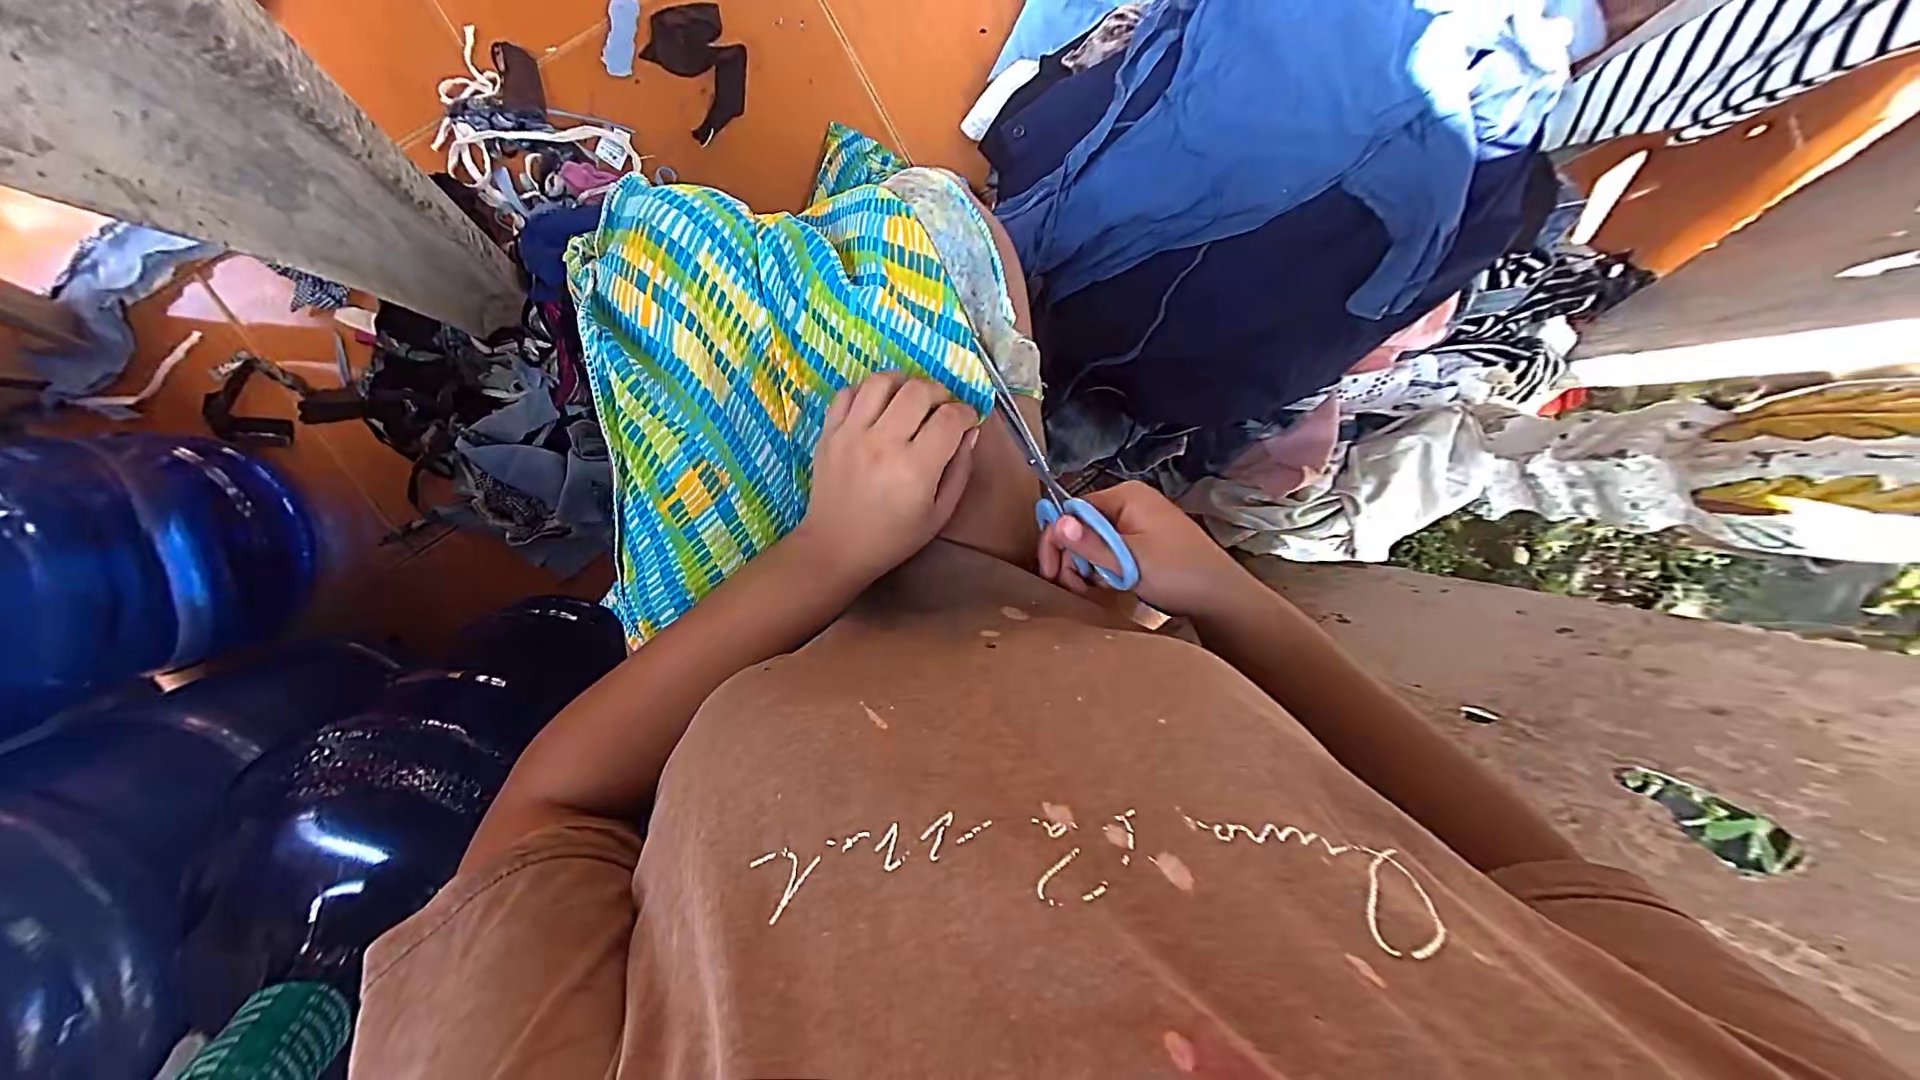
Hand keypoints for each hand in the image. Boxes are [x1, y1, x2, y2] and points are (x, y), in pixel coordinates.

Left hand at [792, 373, 979, 584]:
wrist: (837, 547)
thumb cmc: (893, 537)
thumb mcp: (940, 513)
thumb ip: (959, 470)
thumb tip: (970, 432)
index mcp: (915, 469)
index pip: (950, 418)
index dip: (967, 413)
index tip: (968, 420)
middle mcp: (883, 444)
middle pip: (919, 390)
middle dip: (940, 393)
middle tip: (942, 409)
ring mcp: (851, 434)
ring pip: (882, 381)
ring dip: (904, 383)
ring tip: (910, 399)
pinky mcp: (829, 432)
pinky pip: (849, 392)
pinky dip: (868, 391)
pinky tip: (879, 406)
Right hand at [1037, 481, 1254, 618]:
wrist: (1221, 597)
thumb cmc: (1178, 573)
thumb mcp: (1127, 561)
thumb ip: (1090, 544)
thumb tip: (1056, 524)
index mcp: (1126, 496)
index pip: (1073, 510)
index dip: (1058, 541)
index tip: (1051, 571)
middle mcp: (1130, 503)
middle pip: (1081, 526)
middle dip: (1071, 558)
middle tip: (1070, 586)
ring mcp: (1138, 522)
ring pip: (1094, 541)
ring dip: (1085, 567)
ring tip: (1088, 590)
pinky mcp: (1143, 541)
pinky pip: (1110, 550)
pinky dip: (1102, 568)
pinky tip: (1105, 586)